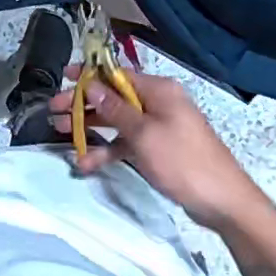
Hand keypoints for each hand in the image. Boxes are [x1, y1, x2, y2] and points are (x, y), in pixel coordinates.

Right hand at [48, 68, 270, 231]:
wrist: (222, 200)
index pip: (117, 74)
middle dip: (84, 105)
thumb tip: (91, 85)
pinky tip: (86, 163)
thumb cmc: (182, 161)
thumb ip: (115, 109)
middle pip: (114, 98)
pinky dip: (108, 151)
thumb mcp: (144, 134)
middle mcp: (158, 103)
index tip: (63, 77)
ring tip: (61, 135)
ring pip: (117, 122)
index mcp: (159, 90)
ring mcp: (158, 127)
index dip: (89, 75)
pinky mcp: (158, 149)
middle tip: (54, 112)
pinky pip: (127, 143)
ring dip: (91, 129)